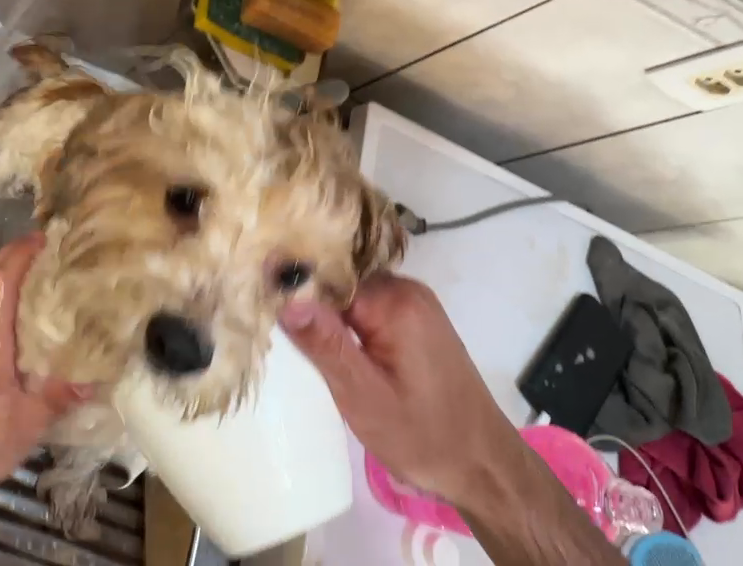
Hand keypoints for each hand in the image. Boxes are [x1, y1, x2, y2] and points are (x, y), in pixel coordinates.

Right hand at [280, 275, 524, 510]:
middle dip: (305, 298)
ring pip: (348, 291)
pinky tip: (327, 342)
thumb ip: (325, 343)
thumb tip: (285, 295)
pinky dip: (343, 319)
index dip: (291, 288)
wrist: (486, 468)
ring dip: (323, 311)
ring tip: (292, 334)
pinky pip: (365, 305)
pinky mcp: (414, 320)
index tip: (256, 301)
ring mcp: (413, 303)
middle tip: (268, 321)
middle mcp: (405, 289)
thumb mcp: (365, 397)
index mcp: (394, 301)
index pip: (325, 275)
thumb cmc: (424, 437)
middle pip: (336, 278)